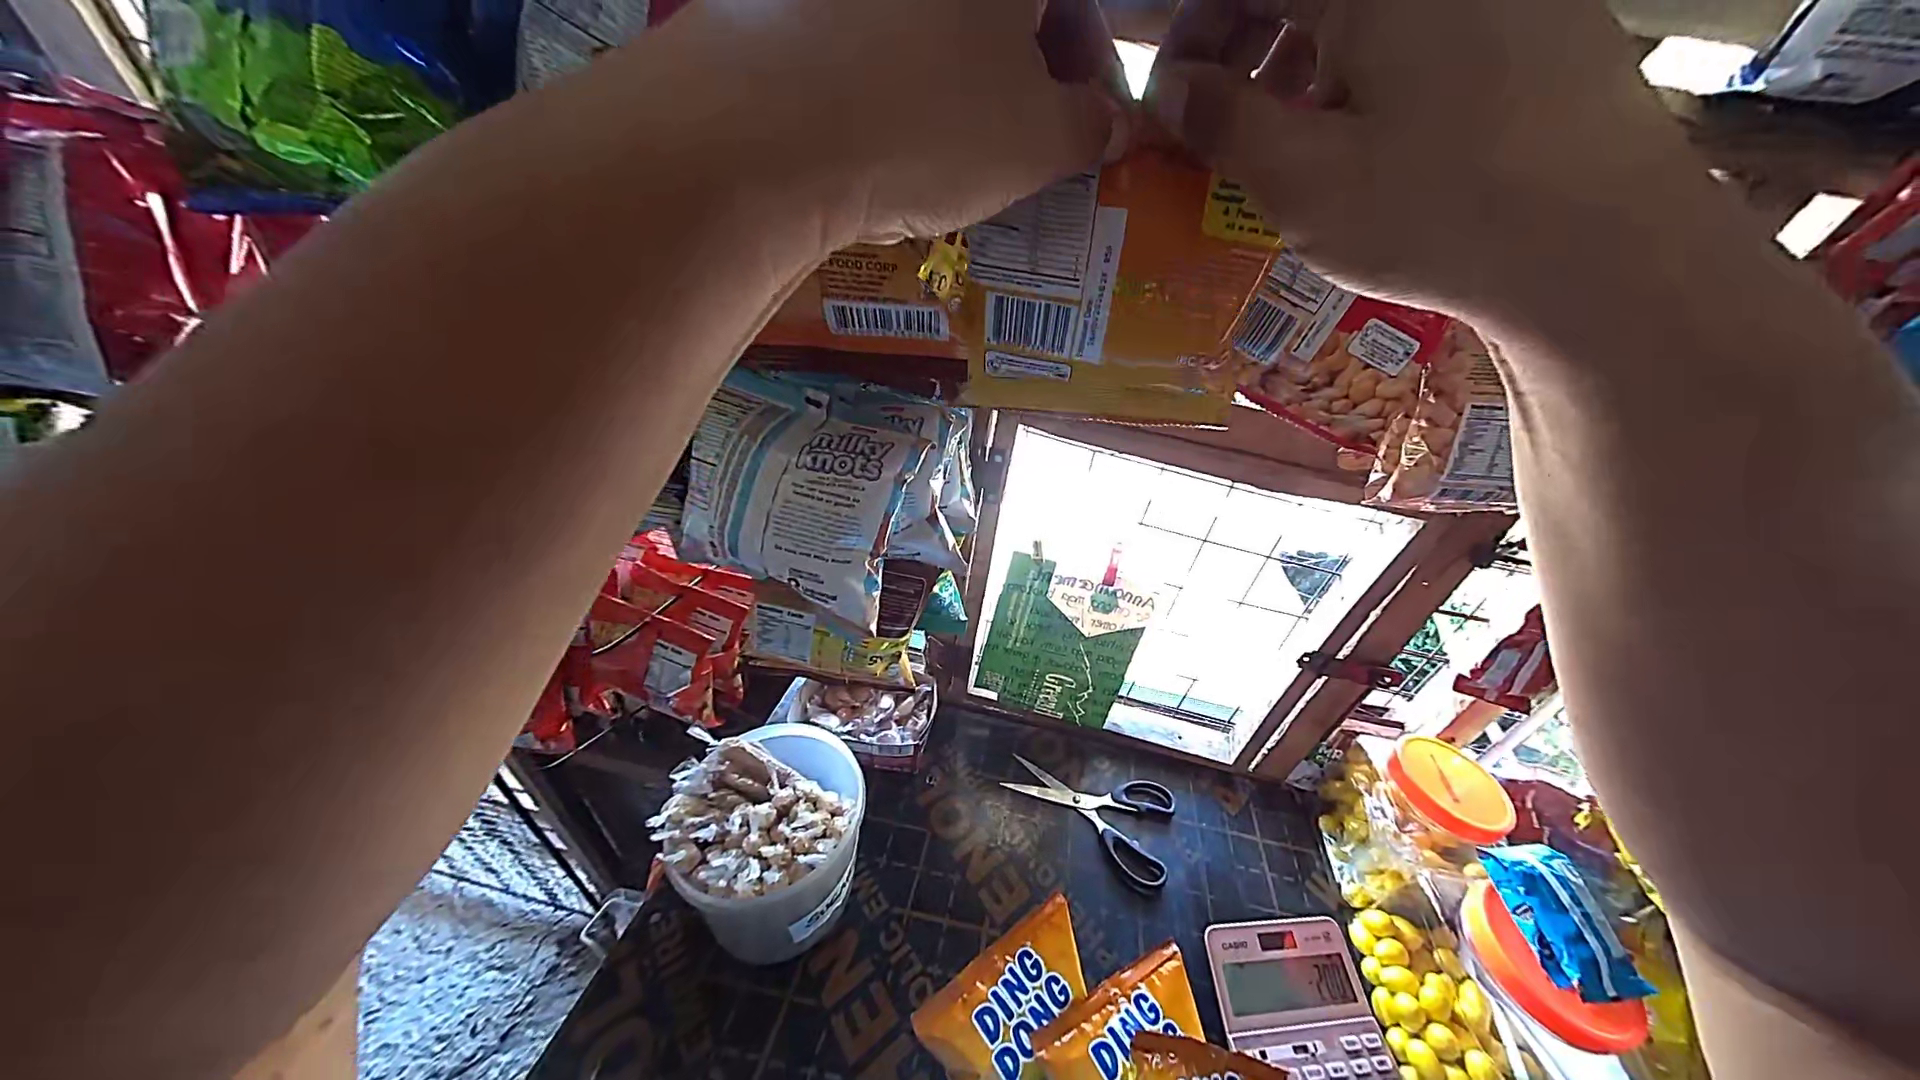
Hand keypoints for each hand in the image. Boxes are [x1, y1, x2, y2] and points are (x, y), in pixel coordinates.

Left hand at [676, 0, 1129, 245]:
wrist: (778, 133)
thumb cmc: (933, 127)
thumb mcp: (1037, 142)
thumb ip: (1089, 129)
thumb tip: (1111, 125)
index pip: (1078, 0)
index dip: (1092, 65)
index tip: (1089, 122)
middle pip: (1007, 11)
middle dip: (1031, 72)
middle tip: (1027, 142)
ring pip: (942, 28)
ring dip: (968, 80)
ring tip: (960, 150)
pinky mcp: (805, 11)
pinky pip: (881, 42)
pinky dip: (906, 82)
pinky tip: (898, 134)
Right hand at [1145, 0, 1719, 325]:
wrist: (1600, 246)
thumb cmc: (1431, 212)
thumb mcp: (1301, 178)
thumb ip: (1224, 121)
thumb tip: (1171, 87)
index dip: (1192, 27)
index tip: (1168, 90)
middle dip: (1242, 38)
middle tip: (1213, 108)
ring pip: (1363, 8)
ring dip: (1298, 54)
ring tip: (1278, 125)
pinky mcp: (1535, 25)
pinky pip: (1418, 28)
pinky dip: (1361, 65)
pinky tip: (1358, 128)